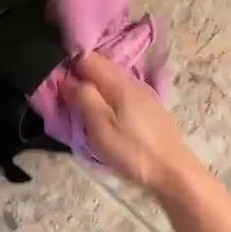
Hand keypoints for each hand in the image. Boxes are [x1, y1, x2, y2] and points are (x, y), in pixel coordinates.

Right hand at [61, 51, 204, 200]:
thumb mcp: (101, 128)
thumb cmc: (133, 152)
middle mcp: (134, 83)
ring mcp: (146, 95)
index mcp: (120, 84)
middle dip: (82, 75)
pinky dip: (109, 96)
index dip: (70, 64)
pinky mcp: (151, 110)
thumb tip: (68, 80)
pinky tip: (106, 111)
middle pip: (103, 67)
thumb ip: (84, 99)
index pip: (90, 59)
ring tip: (82, 103)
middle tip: (64, 93)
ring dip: (96, 86)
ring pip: (114, 80)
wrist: (173, 173)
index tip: (56, 79)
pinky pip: (124, 93)